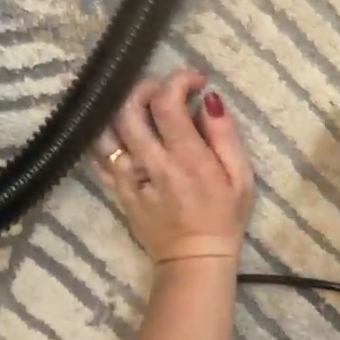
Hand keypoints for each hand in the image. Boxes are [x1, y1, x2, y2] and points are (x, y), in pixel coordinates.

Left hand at [93, 69, 254, 268]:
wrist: (194, 259)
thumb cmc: (224, 216)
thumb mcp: (241, 177)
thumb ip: (225, 136)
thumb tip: (209, 100)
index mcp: (187, 159)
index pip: (166, 104)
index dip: (177, 80)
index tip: (195, 81)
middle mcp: (152, 164)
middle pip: (128, 109)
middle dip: (146, 87)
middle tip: (166, 90)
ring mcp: (128, 177)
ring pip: (106, 130)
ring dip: (121, 108)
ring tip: (141, 106)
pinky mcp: (117, 189)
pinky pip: (97, 155)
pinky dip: (104, 133)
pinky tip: (121, 129)